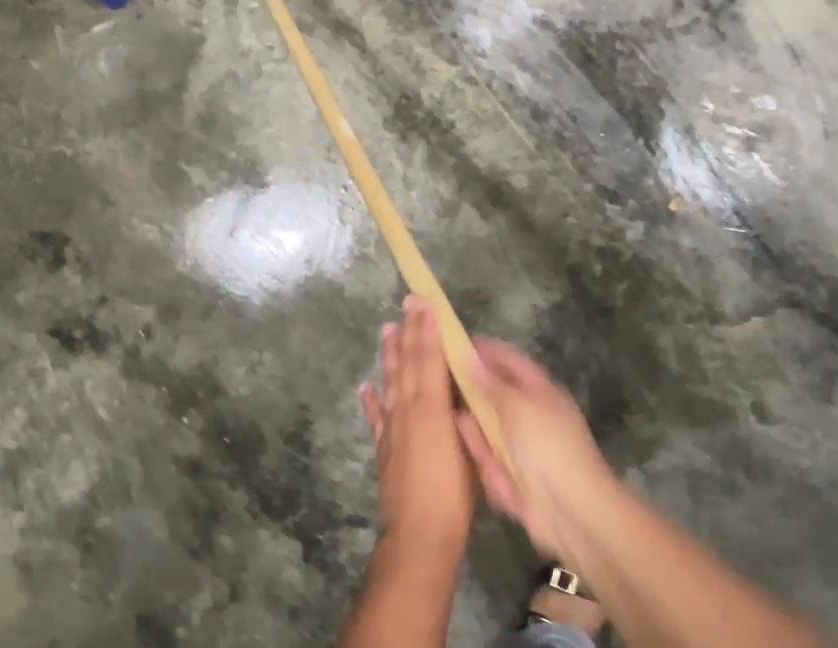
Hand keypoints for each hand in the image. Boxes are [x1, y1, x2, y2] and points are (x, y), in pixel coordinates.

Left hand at [359, 298, 476, 551]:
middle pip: (408, 363)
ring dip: (389, 355)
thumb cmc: (454, 496)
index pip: (430, 358)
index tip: (425, 302)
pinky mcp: (384, 450)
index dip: (427, 329)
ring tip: (387, 329)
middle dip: (408, 331)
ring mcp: (392, 430)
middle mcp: (408, 411)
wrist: (419, 536)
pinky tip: (365, 386)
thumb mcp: (472, 451)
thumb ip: (465, 418)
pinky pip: (376, 417)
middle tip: (407, 302)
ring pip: (390, 382)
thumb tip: (462, 392)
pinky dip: (371, 400)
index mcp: (432, 409)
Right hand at [455, 338, 614, 562]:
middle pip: (495, 395)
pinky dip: (478, 453)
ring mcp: (522, 447)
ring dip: (471, 422)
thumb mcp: (517, 406)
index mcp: (540, 391)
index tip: (454, 341)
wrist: (571, 510)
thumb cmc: (548, 446)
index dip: (485, 350)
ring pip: (488, 428)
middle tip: (437, 378)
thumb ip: (488, 382)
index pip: (510, 361)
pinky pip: (489, 458)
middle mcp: (530, 415)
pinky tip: (460, 447)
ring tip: (442, 408)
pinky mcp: (512, 475)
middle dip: (470, 388)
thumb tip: (466, 354)